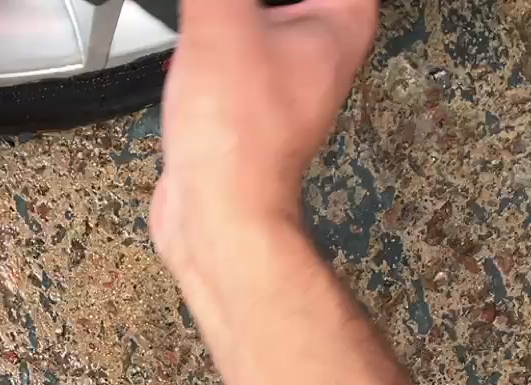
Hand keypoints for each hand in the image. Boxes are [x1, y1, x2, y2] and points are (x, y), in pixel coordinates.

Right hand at [149, 0, 377, 278]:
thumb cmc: (238, 144)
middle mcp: (320, 49)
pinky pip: (231, 50)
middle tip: (222, 6)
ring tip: (210, 14)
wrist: (214, 218)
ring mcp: (282, 82)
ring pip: (260, 16)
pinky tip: (188, 33)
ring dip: (230, 10)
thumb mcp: (221, 22)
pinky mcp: (245, 107)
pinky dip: (209, 35)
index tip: (242, 4)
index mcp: (341, 17)